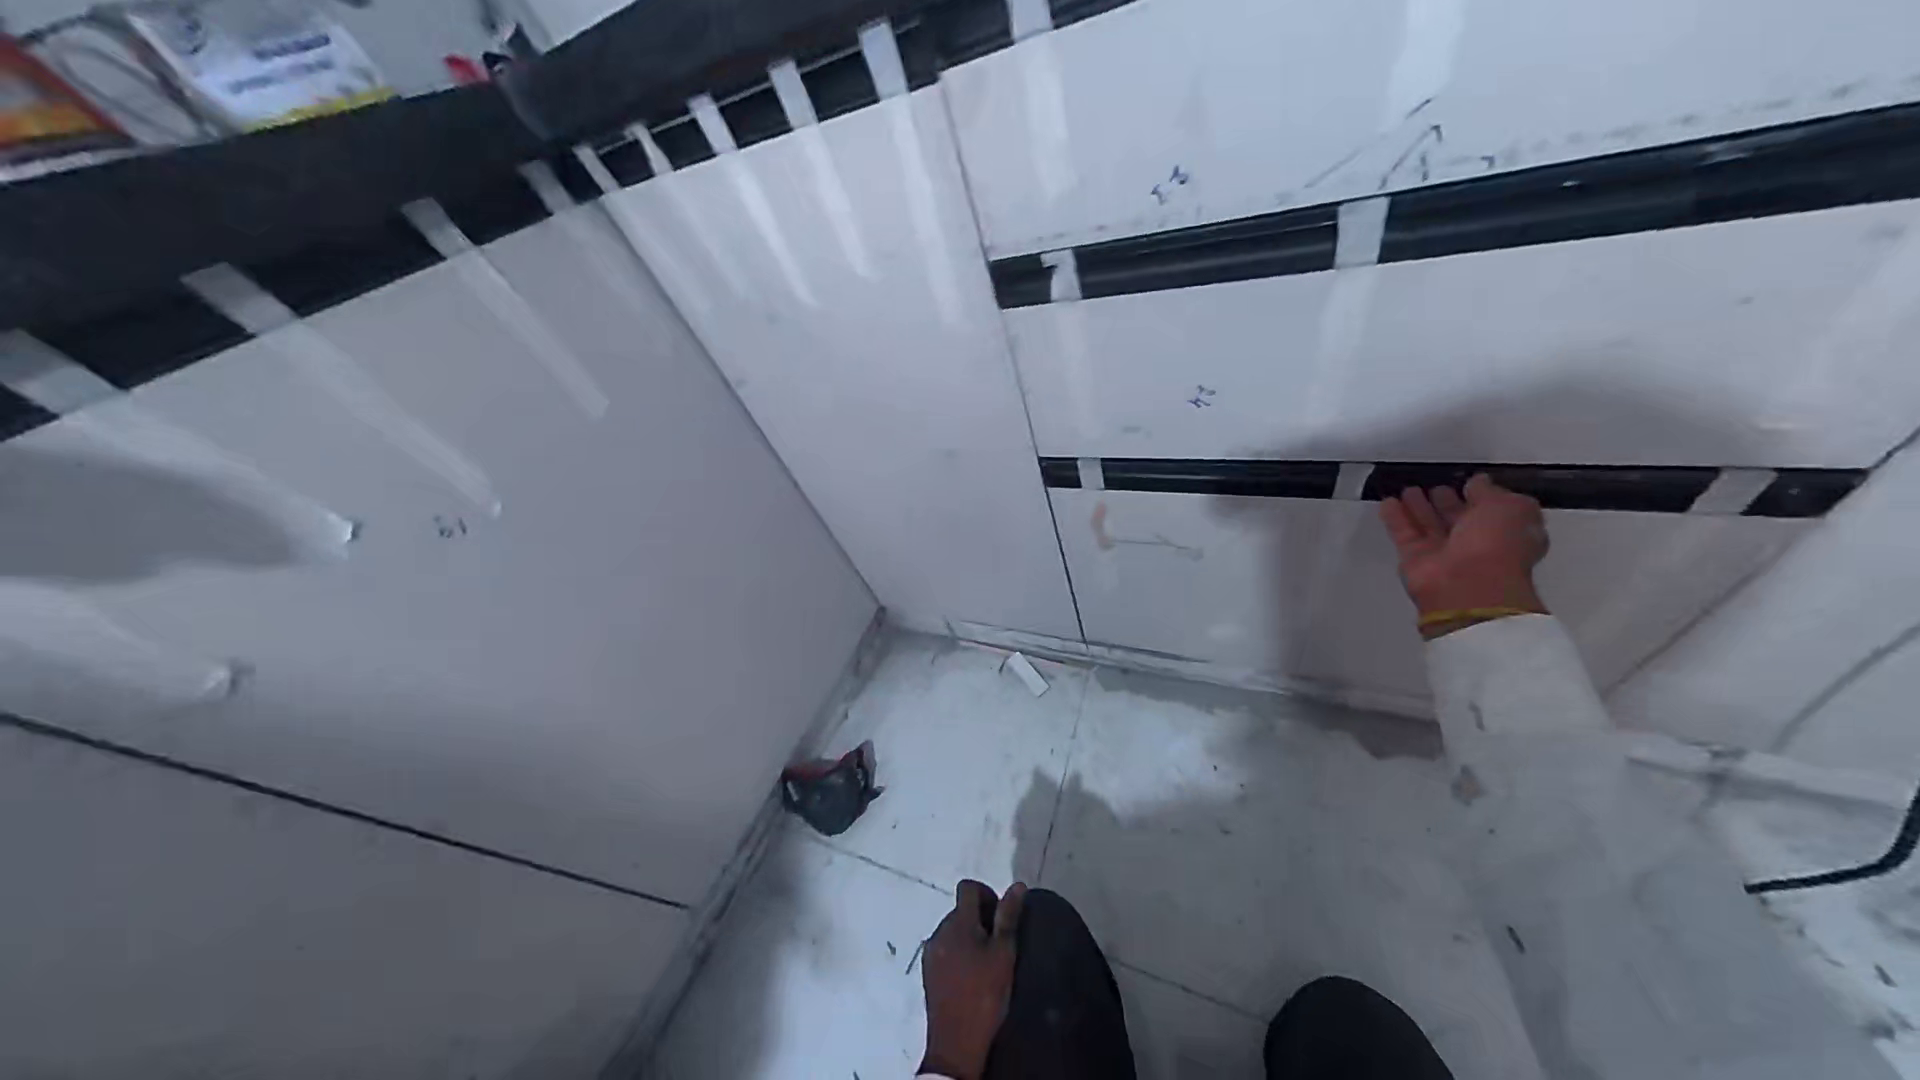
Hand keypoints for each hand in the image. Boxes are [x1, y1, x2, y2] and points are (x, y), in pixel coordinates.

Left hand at [919, 879, 1025, 1079]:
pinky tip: (971, 976)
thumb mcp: (1004, 955)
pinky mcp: (927, 971)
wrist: (956, 1042)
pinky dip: (958, 952)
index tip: (1000, 917)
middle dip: (980, 918)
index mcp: (957, 922)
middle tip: (999, 944)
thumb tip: (1016, 885)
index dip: (986, 894)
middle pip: (961, 909)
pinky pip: (945, 948)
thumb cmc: (984, 994)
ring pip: (953, 929)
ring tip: (986, 963)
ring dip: (969, 936)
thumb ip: (1008, 917)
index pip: (967, 888)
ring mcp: (930, 951)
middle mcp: (939, 930)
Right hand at [1379, 474, 1549, 637]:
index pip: (1492, 511)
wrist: (1468, 584)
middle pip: (1457, 519)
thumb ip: (1491, 492)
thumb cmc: (1498, 542)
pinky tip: (1387, 501)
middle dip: (1446, 502)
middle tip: (1434, 486)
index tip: (1468, 481)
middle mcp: (1475, 543)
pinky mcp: (1414, 559)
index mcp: (1506, 532)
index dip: (1481, 496)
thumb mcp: (1510, 507)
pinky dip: (1395, 518)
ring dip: (1419, 507)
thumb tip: (1476, 483)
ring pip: (1428, 525)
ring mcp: (1443, 553)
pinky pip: (1403, 533)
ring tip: (1408, 489)